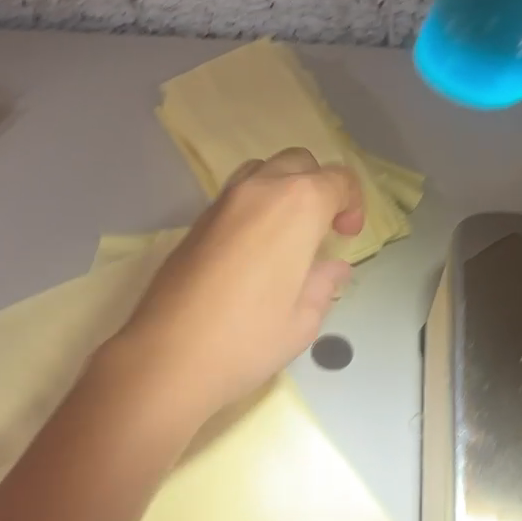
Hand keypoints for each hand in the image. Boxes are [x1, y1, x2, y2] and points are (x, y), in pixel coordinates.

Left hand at [112, 148, 364, 422]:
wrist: (169, 356)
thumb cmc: (248, 341)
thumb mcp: (302, 321)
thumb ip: (322, 284)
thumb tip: (332, 268)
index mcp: (297, 206)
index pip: (337, 180)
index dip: (352, 204)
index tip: (347, 236)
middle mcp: (258, 190)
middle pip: (298, 164)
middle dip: (318, 188)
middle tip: (321, 232)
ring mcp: (221, 204)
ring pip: (261, 173)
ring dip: (282, 192)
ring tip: (286, 238)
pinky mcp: (195, 224)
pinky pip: (234, 199)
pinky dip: (253, 210)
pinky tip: (253, 254)